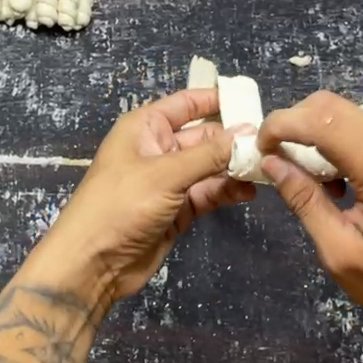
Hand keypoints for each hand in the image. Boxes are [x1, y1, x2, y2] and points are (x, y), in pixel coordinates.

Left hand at [35, 88, 254, 302]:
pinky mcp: (177, 209)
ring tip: (266, 169)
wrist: (93, 263)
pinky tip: (250, 192)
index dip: (216, 100)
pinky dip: (227, 191)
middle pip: (203, 136)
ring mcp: (169, 181)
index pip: (185, 104)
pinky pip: (208, 192)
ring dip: (234, 167)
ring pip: (209, 166)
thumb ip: (208, 154)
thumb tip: (246, 133)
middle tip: (269, 144)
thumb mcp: (165, 174)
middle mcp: (158, 149)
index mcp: (145, 128)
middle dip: (233, 139)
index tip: (252, 100)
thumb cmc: (121, 205)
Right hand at [257, 92, 362, 362]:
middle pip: (331, 106)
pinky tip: (325, 177)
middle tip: (272, 158)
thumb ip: (306, 203)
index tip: (260, 149)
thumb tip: (271, 163)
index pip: (325, 122)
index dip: (284, 124)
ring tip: (296, 171)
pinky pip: (355, 128)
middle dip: (292, 123)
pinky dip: (327, 140)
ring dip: (309, 131)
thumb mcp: (340, 253)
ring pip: (342, 112)